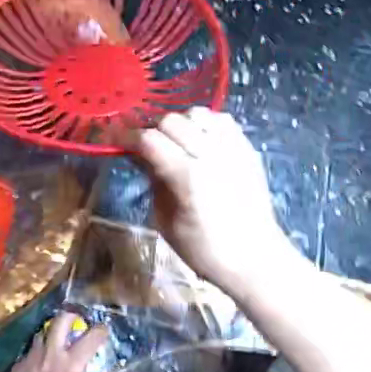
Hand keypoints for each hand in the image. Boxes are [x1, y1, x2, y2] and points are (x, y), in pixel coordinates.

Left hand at [0, 312, 107, 371]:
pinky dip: (39, 355)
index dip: (100, 331)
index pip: (91, 337)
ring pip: (42, 334)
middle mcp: (50, 357)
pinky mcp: (16, 367)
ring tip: (57, 347)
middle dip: (72, 318)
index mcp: (71, 367)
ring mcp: (30, 360)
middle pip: (61, 321)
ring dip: (53, 337)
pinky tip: (41, 368)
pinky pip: (30, 352)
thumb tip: (101, 371)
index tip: (103, 332)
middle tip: (76, 325)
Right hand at [135, 108, 303, 293]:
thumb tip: (139, 156)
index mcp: (187, 176)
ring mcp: (233, 148)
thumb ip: (153, 181)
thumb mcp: (166, 221)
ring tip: (176, 142)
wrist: (256, 258)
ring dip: (180, 123)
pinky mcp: (247, 149)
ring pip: (197, 113)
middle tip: (146, 147)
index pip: (148, 139)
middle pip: (171, 120)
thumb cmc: (205, 249)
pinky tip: (200, 140)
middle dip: (153, 130)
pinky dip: (205, 124)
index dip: (127, 137)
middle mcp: (211, 154)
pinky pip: (222, 120)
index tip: (114, 141)